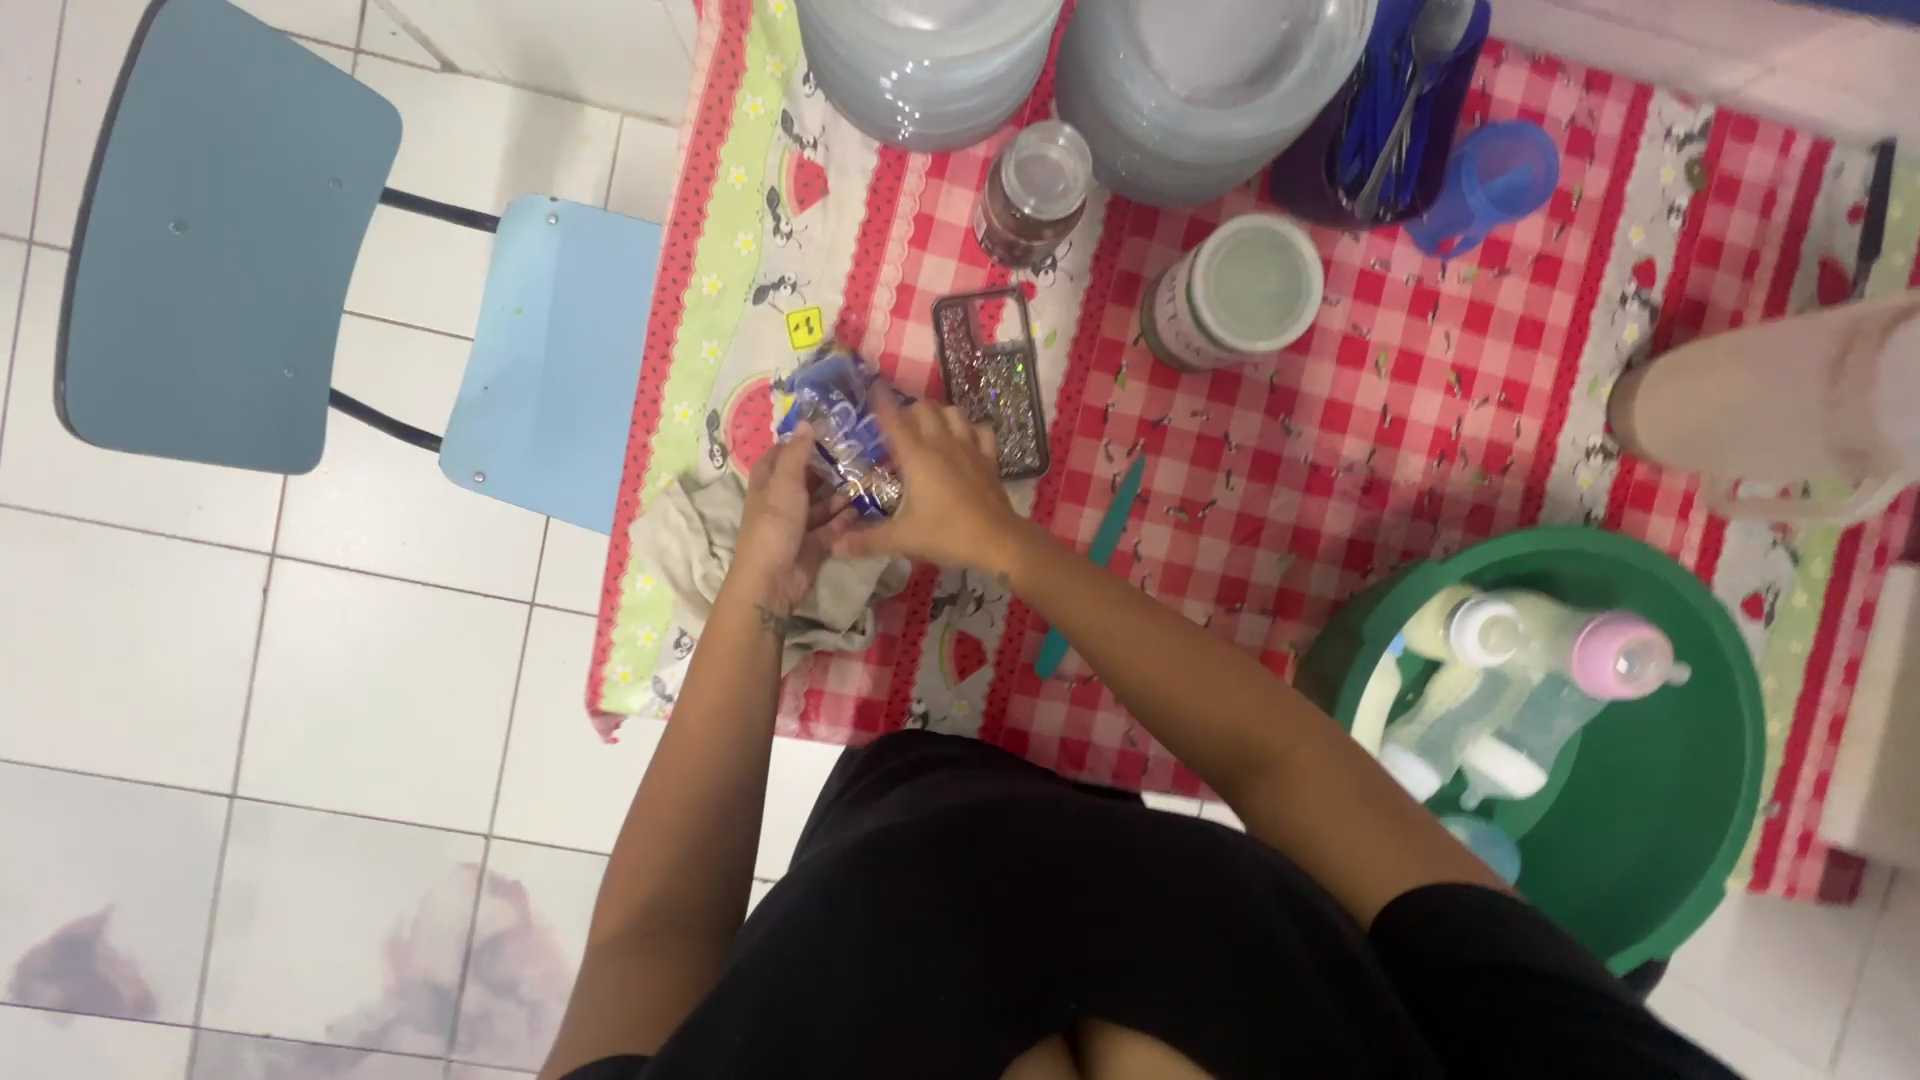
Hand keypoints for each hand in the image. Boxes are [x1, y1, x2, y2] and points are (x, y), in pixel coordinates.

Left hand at [732, 422, 858, 617]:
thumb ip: (797, 454)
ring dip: (838, 495)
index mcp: (766, 485)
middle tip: (854, 456)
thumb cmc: (774, 524)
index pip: (778, 457)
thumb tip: (806, 422)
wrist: (773, 579)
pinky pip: (831, 528)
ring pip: (820, 505)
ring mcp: (797, 526)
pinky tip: (861, 509)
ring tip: (862, 482)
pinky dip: (844, 519)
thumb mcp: (785, 483)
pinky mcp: (813, 546)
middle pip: (804, 481)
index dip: (796, 444)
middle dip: (826, 470)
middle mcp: (780, 503)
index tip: (822, 432)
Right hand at [833, 395, 1029, 575]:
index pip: (893, 417)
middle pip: (923, 408)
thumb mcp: (901, 539)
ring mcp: (969, 447)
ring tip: (928, 430)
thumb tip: (832, 547)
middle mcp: (942, 443)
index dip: (879, 400)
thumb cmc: (946, 534)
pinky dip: (971, 430)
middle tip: (895, 428)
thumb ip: (865, 540)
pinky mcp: (989, 458)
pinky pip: (981, 431)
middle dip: (907, 410)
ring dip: (938, 414)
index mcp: (916, 455)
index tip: (870, 388)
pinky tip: (964, 441)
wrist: (997, 541)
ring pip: (953, 412)